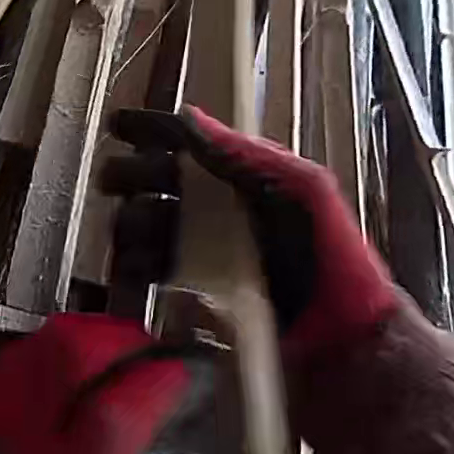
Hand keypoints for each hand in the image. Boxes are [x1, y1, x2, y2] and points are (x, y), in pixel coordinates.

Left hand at [0, 314, 257, 453]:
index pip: (106, 419)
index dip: (151, 384)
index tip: (184, 372)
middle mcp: (22, 447)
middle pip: (67, 355)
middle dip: (120, 339)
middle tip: (156, 350)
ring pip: (45, 342)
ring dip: (95, 333)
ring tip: (128, 350)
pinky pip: (31, 347)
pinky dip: (68, 342)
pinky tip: (89, 360)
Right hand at [103, 106, 400, 361]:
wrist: (342, 336)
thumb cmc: (329, 254)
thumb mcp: (302, 188)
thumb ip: (247, 153)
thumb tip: (190, 117)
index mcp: (244, 175)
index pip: (190, 142)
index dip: (153, 129)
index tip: (117, 125)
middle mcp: (221, 205)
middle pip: (162, 180)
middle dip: (132, 174)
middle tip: (111, 181)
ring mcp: (209, 246)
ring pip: (152, 222)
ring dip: (131, 221)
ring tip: (123, 231)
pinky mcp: (200, 287)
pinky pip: (157, 267)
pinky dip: (137, 264)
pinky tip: (131, 268)